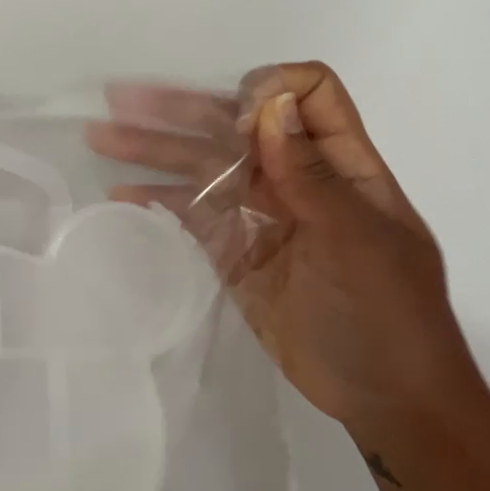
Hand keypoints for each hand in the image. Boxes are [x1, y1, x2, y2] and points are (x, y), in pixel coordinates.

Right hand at [88, 62, 488, 429]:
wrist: (387, 400)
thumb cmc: (389, 316)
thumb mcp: (359, 244)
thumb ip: (311, 176)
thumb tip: (268, 106)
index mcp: (343, 165)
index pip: (309, 95)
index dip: (270, 91)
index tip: (234, 122)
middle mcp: (297, 178)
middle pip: (235, 126)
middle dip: (180, 110)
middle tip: (121, 101)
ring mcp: (263, 215)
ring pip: (204, 167)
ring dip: (154, 150)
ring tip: (100, 137)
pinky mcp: (236, 252)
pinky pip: (191, 214)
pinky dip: (157, 201)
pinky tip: (121, 195)